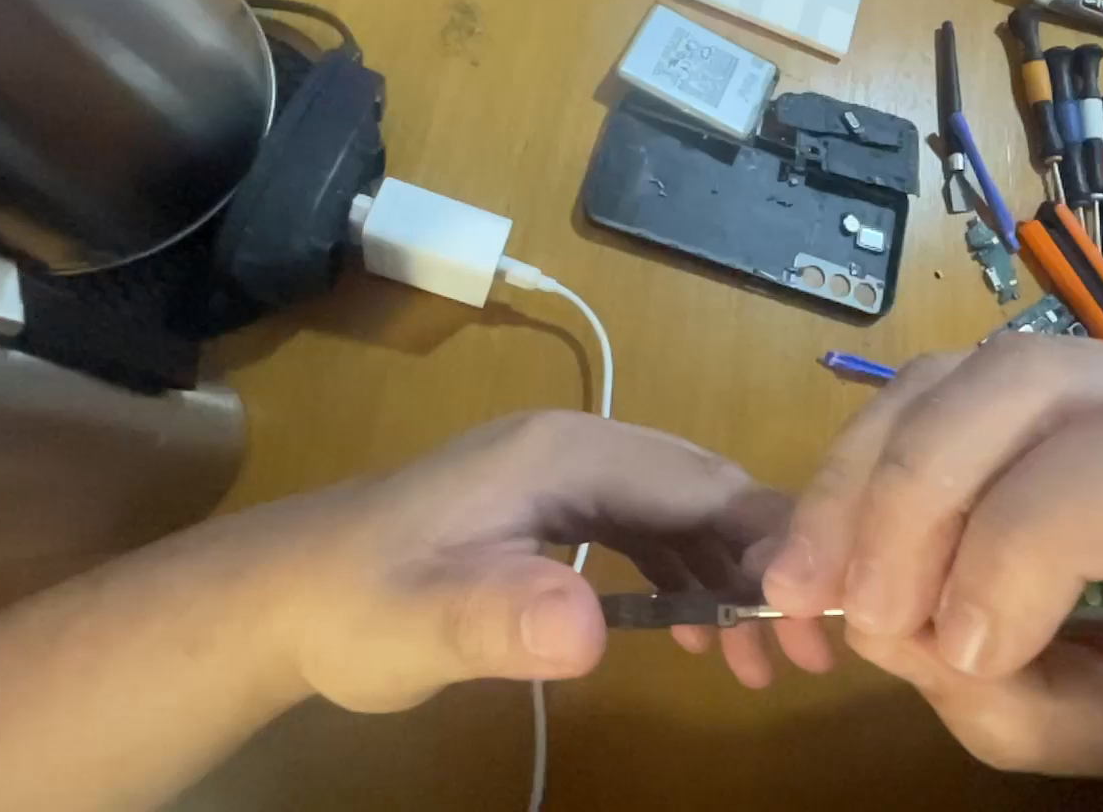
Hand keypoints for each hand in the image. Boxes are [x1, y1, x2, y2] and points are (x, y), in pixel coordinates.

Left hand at [241, 411, 829, 712]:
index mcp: (566, 453)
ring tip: (756, 655)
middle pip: (699, 489)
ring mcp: (569, 474)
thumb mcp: (424, 622)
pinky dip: (682, 575)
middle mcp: (580, 448)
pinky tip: (694, 629)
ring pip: (679, 510)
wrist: (292, 590)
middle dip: (758, 559)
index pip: (693, 482)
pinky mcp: (558, 506)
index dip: (762, 538)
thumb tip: (591, 632)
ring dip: (725, 573)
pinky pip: (646, 531)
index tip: (810, 612)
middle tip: (801, 647)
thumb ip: (503, 620)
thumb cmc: (358, 600)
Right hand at [762, 336, 1102, 787]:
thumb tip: (886, 628)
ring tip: (806, 579)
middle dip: (914, 500)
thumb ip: (1020, 699)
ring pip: (936, 381)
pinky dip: (848, 467)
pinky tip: (828, 536)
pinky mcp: (986, 382)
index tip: (962, 650)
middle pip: (1011, 384)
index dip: (1029, 544)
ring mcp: (1057, 369)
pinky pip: (899, 398)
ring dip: (856, 480)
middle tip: (860, 610)